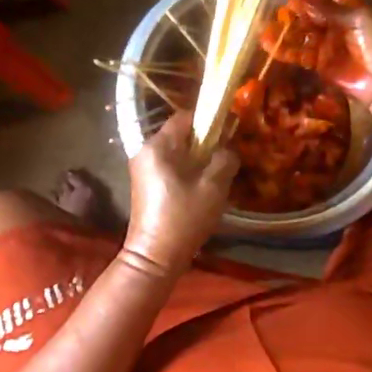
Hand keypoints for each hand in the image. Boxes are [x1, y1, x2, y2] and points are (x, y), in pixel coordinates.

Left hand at [122, 114, 237, 279]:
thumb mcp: (213, 186)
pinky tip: (202, 185)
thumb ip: (224, 159)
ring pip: (175, 151)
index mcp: (157, 146)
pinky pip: (169, 166)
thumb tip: (228, 147)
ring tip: (217, 170)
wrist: (155, 255)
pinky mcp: (144, 184)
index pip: (184, 117)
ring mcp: (142, 168)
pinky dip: (186, 169)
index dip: (208, 118)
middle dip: (204, 140)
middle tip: (226, 152)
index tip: (229, 127)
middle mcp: (144, 151)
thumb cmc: (184, 217)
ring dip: (196, 157)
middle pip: (179, 134)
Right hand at [267, 0, 371, 108]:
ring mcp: (329, 45)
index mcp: (354, 10)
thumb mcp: (360, 20)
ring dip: (286, 32)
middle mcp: (339, 25)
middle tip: (277, 12)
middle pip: (313, 15)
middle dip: (295, 13)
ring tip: (267, 30)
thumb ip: (329, 9)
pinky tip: (271, 47)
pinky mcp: (321, 64)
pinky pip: (301, 54)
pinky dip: (286, 51)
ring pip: (304, 34)